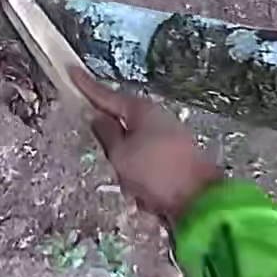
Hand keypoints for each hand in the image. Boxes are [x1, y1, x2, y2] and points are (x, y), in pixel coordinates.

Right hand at [72, 72, 221, 225]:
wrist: (205, 206)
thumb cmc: (156, 174)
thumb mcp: (119, 153)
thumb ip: (104, 132)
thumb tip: (97, 117)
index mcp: (141, 111)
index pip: (106, 95)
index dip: (86, 85)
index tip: (71, 70)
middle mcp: (158, 119)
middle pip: (122, 119)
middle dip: (110, 133)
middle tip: (99, 143)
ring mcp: (172, 138)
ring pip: (134, 144)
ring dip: (127, 161)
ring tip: (130, 183)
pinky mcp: (179, 159)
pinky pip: (148, 160)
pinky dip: (142, 174)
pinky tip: (145, 192)